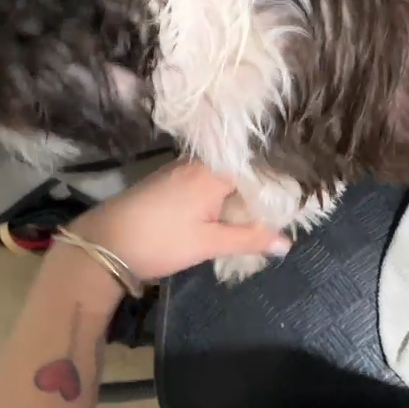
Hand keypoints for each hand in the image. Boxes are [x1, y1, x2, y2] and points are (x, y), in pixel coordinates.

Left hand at [64, 161, 290, 281]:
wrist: (104, 243)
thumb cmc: (158, 241)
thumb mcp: (208, 244)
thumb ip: (249, 239)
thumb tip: (286, 242)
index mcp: (211, 171)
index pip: (257, 164)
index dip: (281, 177)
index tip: (303, 190)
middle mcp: (199, 163)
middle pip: (243, 168)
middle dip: (265, 185)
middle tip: (293, 201)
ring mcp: (183, 171)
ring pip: (226, 176)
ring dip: (245, 191)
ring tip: (272, 207)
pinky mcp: (173, 183)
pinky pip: (210, 183)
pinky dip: (227, 195)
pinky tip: (237, 210)